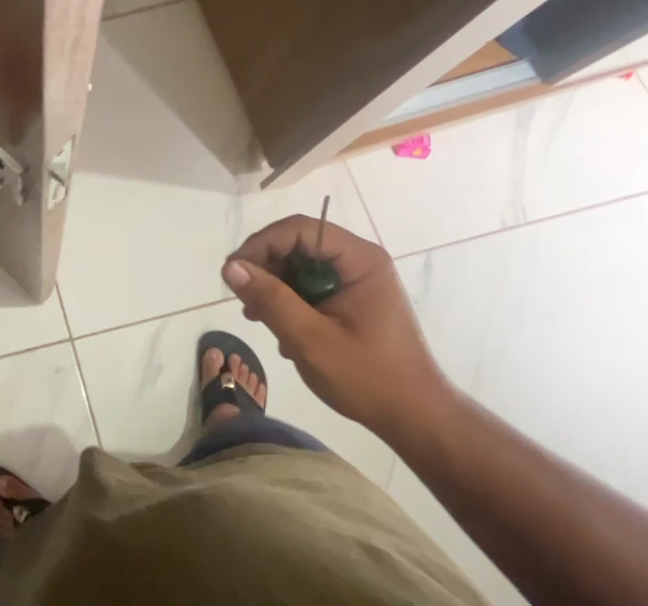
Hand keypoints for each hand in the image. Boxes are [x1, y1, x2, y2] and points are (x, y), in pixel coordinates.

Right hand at [222, 215, 456, 439]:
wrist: (416, 418)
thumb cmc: (368, 378)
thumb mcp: (311, 340)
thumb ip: (271, 300)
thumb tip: (230, 267)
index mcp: (360, 260)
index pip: (299, 230)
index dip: (261, 245)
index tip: (232, 274)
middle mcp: (360, 261)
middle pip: (298, 245)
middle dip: (266, 268)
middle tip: (244, 300)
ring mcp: (358, 280)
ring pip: (300, 266)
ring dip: (275, 288)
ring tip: (258, 318)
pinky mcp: (353, 300)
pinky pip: (311, 286)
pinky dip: (290, 302)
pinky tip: (282, 330)